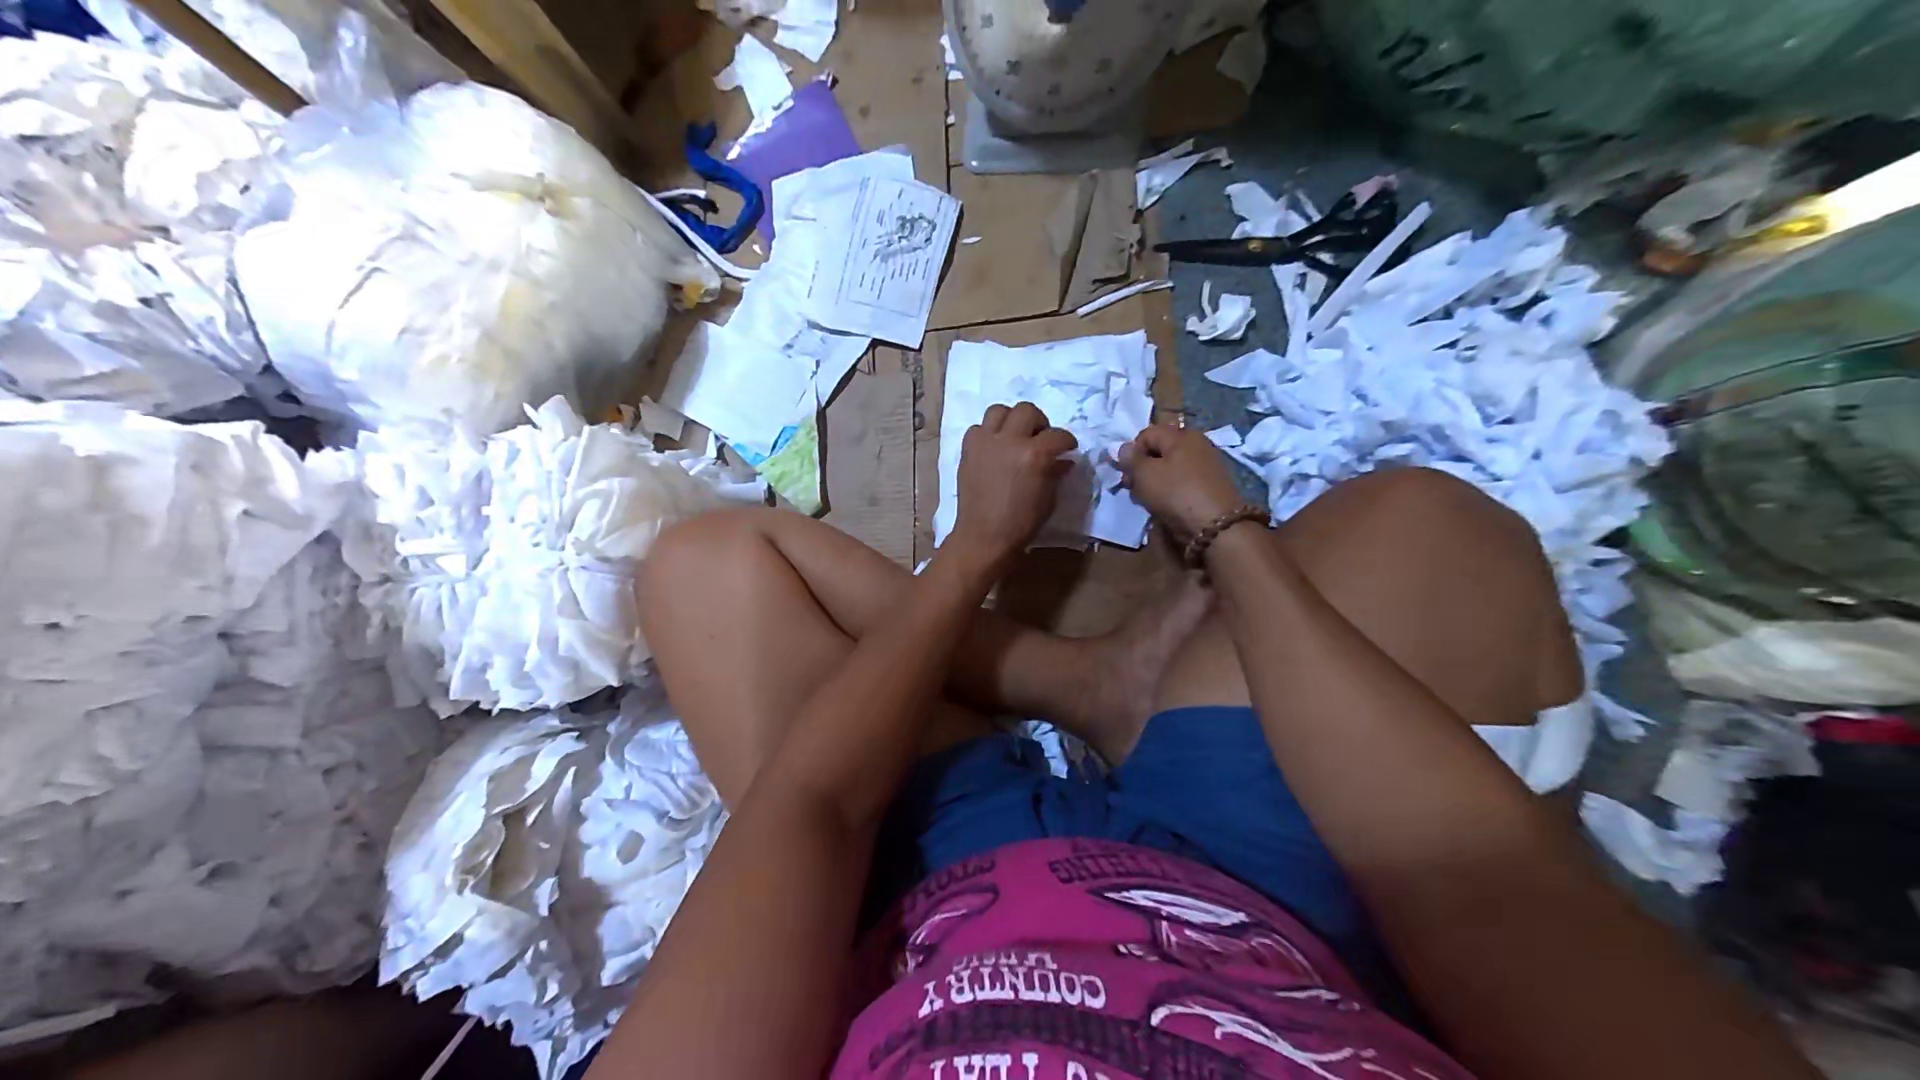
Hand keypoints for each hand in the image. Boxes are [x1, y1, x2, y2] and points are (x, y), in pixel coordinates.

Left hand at [947, 402, 1077, 571]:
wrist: (984, 536)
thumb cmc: (1022, 523)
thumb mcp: (1048, 498)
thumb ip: (1056, 472)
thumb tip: (1063, 460)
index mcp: (1034, 455)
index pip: (1058, 435)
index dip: (1067, 441)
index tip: (1067, 449)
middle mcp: (1009, 440)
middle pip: (1027, 410)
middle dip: (1039, 423)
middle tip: (1040, 438)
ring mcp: (985, 442)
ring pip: (999, 410)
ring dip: (1011, 420)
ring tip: (1015, 436)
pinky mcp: (968, 449)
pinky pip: (978, 428)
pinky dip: (988, 433)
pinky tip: (994, 448)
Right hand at [1118, 424, 1244, 540]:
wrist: (1217, 526)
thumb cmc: (1176, 494)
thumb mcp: (1145, 475)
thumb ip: (1130, 459)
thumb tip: (1123, 448)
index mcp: (1181, 435)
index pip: (1146, 434)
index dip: (1132, 453)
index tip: (1128, 475)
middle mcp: (1198, 444)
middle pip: (1160, 451)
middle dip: (1144, 468)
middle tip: (1136, 489)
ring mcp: (1208, 464)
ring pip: (1172, 467)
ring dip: (1157, 481)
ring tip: (1151, 500)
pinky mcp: (1213, 484)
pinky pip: (1185, 481)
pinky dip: (1173, 490)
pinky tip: (1169, 505)